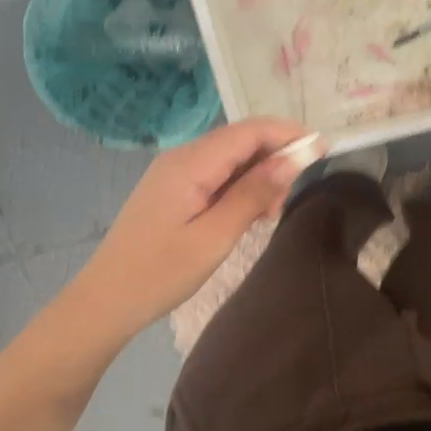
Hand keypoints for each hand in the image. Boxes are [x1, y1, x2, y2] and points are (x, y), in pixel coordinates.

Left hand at [69, 118, 320, 335]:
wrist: (107, 300)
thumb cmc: (161, 273)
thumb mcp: (215, 237)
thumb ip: (253, 194)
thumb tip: (292, 159)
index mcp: (190, 163)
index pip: (248, 131)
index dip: (288, 134)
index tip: (323, 150)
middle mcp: (181, 157)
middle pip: (240, 140)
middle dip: (274, 159)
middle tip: (288, 201)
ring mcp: (173, 172)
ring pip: (229, 158)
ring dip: (258, 177)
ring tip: (268, 215)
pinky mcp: (172, 190)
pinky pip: (215, 175)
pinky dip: (239, 188)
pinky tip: (246, 216)